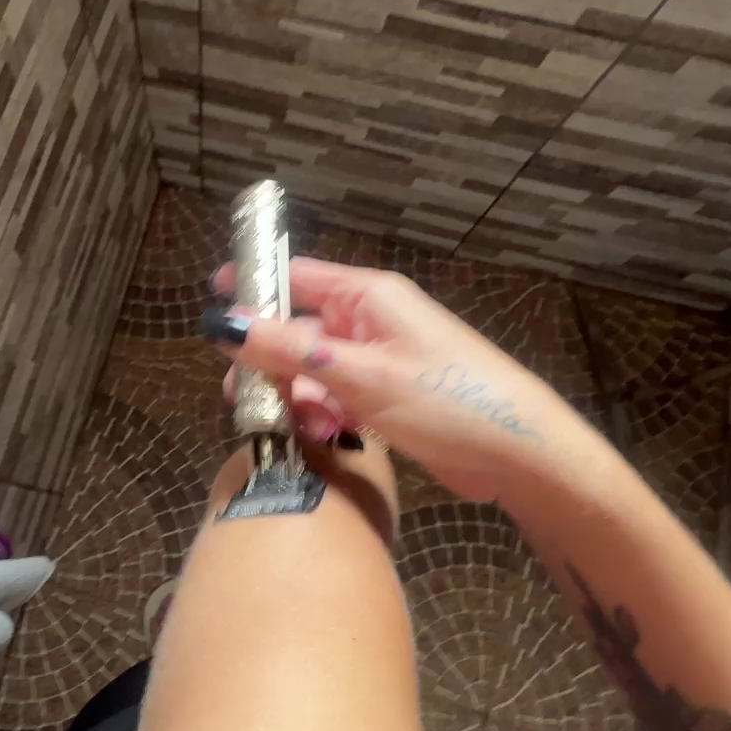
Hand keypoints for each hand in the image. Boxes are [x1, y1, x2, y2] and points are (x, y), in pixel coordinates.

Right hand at [205, 258, 598, 502]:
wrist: (518, 454)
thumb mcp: (359, 372)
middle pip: (296, 330)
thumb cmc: (444, 397)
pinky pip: (334, 397)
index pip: (296, 276)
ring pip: (311, 370)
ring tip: (295, 425)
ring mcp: (376, 360)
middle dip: (267, 361)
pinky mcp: (384, 396)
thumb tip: (221, 323)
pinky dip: (323, 414)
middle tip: (242, 396)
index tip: (212, 305)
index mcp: (366, 296)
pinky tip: (326, 435)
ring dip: (296, 396)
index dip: (253, 287)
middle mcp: (367, 321)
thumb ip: (288, 349)